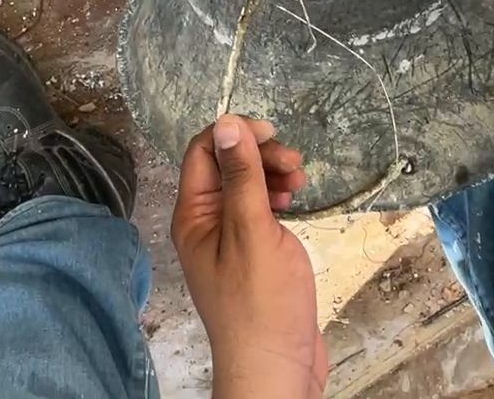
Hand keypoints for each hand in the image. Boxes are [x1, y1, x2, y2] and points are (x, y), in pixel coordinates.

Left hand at [171, 115, 324, 397]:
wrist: (277, 372)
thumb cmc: (261, 303)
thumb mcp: (251, 230)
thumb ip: (241, 175)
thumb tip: (226, 121)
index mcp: (193, 215)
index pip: (203, 151)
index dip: (234, 134)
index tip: (271, 133)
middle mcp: (206, 222)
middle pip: (227, 164)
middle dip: (259, 154)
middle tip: (294, 163)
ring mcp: (229, 237)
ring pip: (246, 184)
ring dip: (272, 172)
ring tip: (299, 180)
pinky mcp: (252, 251)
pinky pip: (259, 207)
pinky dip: (276, 196)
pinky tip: (293, 199)